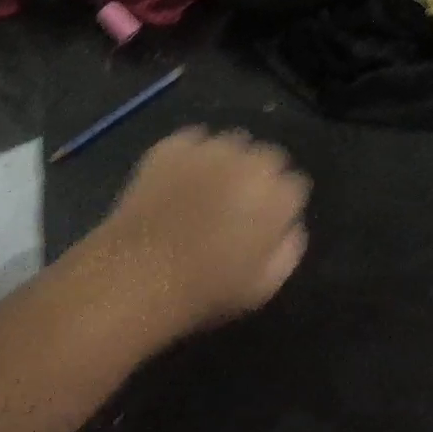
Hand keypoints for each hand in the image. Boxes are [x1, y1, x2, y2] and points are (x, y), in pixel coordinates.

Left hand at [84, 127, 309, 338]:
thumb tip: (289, 224)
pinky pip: (192, 143)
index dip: (278, 205)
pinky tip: (175, 185)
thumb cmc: (208, 288)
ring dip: (224, 164)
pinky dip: (189, 159)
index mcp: (278, 192)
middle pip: (264, 157)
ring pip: (229, 145)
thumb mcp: (265, 285)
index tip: (263, 223)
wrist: (139, 273)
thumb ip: (289, 246)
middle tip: (234, 207)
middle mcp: (250, 158)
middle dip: (255, 177)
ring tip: (202, 193)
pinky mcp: (173, 143)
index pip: (293, 184)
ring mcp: (209, 146)